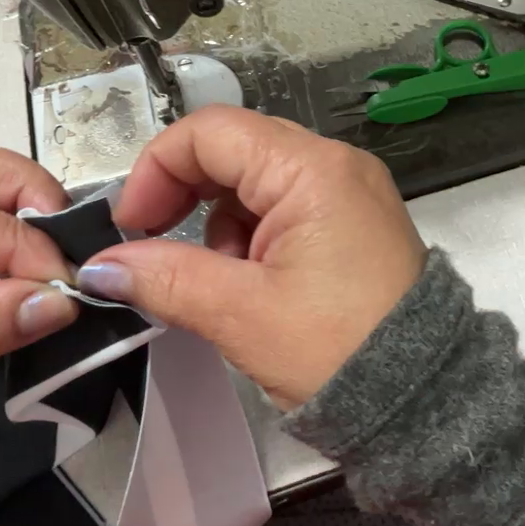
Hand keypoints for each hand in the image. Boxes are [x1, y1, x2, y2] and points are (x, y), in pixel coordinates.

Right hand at [76, 106, 425, 407]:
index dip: (158, 169)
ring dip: (222, 224)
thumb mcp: (242, 314)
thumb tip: (102, 265)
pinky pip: (287, 207)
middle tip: (159, 252)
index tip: (131, 226)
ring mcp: (351, 191)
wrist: (423, 394)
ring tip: (224, 284)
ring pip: (258, 182)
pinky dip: (255, 237)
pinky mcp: (355, 221)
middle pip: (236, 151)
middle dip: (188, 197)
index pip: (213, 132)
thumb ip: (166, 277)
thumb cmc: (336, 348)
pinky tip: (254, 283)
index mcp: (313, 170)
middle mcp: (337, 165)